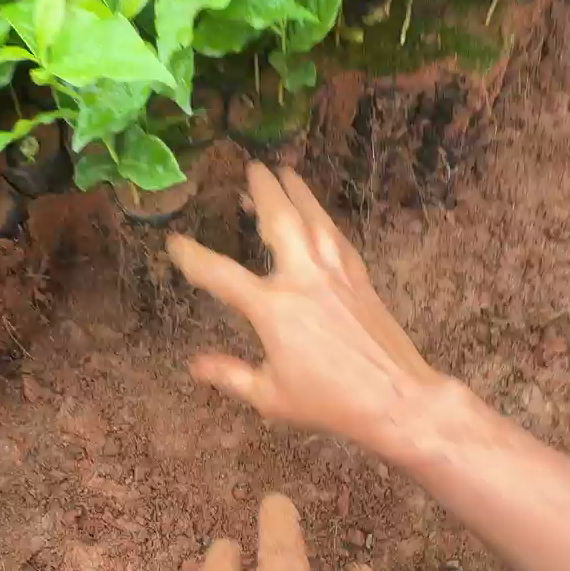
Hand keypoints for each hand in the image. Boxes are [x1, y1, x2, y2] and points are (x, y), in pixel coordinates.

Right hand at [168, 162, 445, 457]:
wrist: (394, 397)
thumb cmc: (328, 402)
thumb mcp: (270, 396)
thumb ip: (230, 375)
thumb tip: (195, 366)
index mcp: (273, 309)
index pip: (221, 276)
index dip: (193, 258)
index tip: (175, 242)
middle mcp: (303, 279)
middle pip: (279, 221)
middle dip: (263, 191)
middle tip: (252, 168)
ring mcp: (335, 274)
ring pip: (313, 219)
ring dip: (297, 192)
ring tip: (286, 173)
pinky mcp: (360, 279)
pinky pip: (337, 238)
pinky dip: (324, 219)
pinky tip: (319, 217)